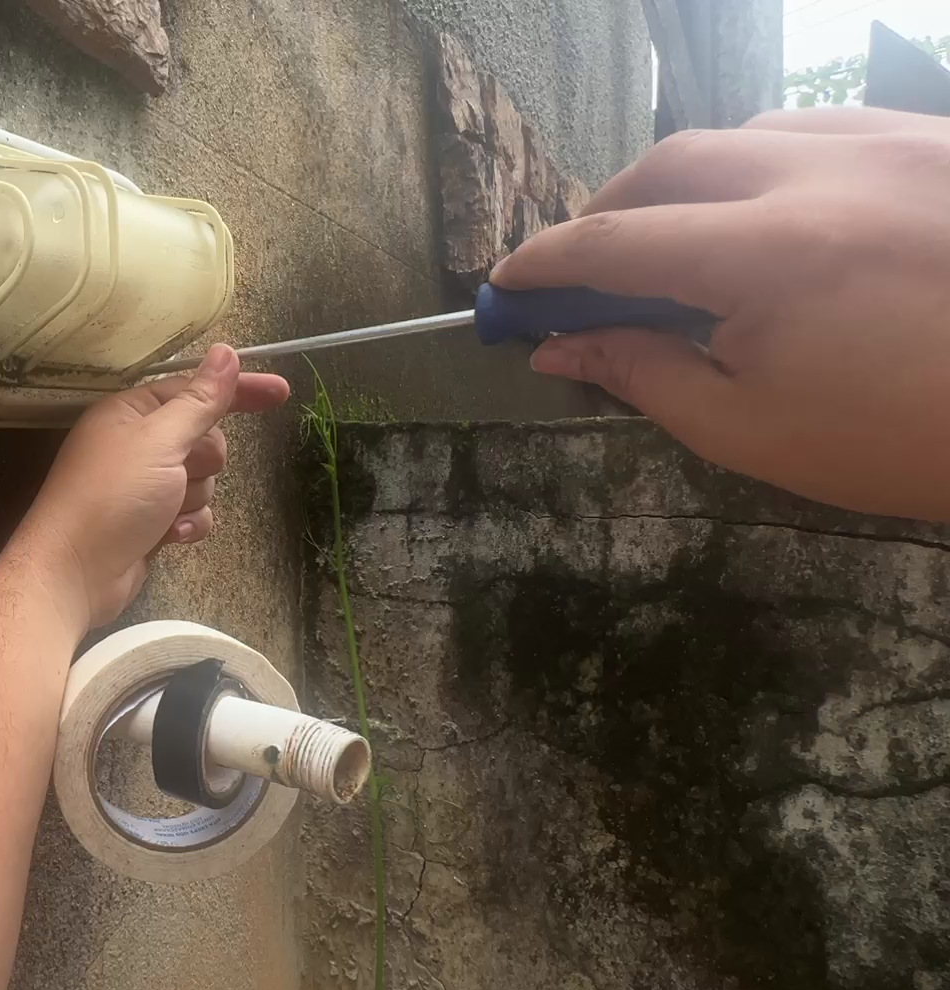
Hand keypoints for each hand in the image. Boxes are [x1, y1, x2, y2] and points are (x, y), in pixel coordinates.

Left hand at [3, 344, 290, 628]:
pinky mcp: (148, 521)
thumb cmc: (112, 498)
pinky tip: (171, 537)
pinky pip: (191, 512)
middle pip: (202, 438)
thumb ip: (199, 401)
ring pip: (201, 479)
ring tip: (165, 512)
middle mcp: (134, 444)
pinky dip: (188, 524)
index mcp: (129, 413)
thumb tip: (225, 352)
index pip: (193, 389)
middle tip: (182, 474)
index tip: (282, 394)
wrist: (75, 573)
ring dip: (193, 497)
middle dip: (203, 460)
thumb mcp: (159, 442)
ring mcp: (141, 486)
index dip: (237, 391)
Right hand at [492, 107, 949, 521]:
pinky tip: (756, 218)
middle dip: (604, 210)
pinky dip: (762, 166)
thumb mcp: (738, 423)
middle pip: (674, 161)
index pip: (616, 240)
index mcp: (777, 255)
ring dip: (682, 184)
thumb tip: (554, 349)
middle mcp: (842, 175)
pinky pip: (830, 128)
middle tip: (580, 268)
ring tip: (669, 241)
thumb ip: (635, 371)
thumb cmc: (895, 440)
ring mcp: (914, 148)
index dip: (543, 260)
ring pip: (751, 133)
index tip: (503, 282)